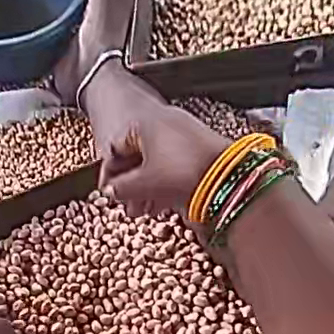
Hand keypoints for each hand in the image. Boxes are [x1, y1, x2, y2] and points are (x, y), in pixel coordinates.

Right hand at [96, 101, 229, 217]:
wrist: (226, 173)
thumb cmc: (181, 171)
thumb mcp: (144, 183)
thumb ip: (121, 188)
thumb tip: (109, 192)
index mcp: (144, 124)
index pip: (115, 148)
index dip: (109, 173)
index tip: (107, 193)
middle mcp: (162, 124)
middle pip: (134, 157)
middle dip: (128, 185)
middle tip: (127, 206)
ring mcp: (181, 135)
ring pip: (152, 163)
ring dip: (144, 188)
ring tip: (143, 210)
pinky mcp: (196, 150)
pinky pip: (170, 166)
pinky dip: (161, 185)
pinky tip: (160, 205)